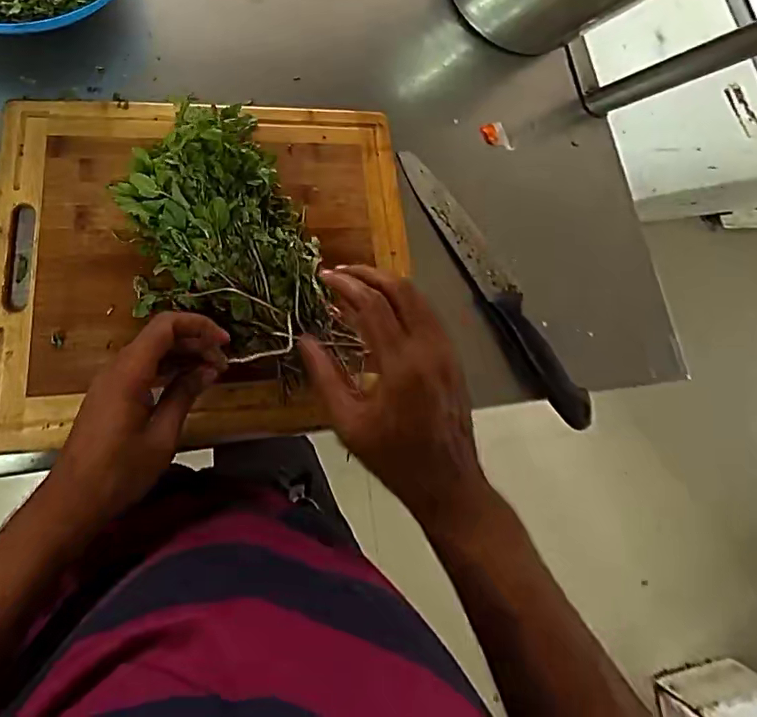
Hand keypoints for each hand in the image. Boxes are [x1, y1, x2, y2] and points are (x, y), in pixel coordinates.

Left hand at [46, 312, 227, 528]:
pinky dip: (166, 369)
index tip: (224, 341)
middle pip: (160, 335)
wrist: (73, 499)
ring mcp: (111, 380)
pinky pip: (142, 368)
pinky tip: (186, 383)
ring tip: (211, 371)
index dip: (199, 325)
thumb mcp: (161, 436)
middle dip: (195, 342)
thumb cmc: (119, 473)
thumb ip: (183, 395)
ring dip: (182, 355)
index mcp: (130, 371)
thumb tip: (207, 370)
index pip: (166, 325)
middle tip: (223, 362)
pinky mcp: (109, 394)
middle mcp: (117, 367)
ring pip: (151, 351)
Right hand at [300, 266, 492, 530]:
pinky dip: (401, 301)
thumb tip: (305, 339)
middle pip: (400, 289)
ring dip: (385, 284)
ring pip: (417, 297)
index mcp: (401, 366)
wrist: (448, 483)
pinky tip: (380, 308)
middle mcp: (428, 349)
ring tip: (355, 284)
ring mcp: (446, 350)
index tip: (323, 277)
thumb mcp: (348, 423)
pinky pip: (426, 313)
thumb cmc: (394, 459)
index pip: (372, 305)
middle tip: (338, 273)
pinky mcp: (452, 356)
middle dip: (367, 274)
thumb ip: (324, 376)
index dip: (345, 285)